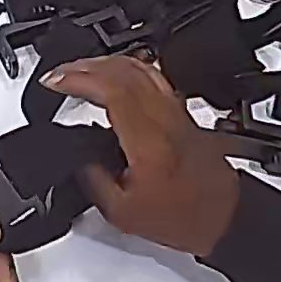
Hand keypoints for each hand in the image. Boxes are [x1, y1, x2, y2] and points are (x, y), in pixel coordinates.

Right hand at [40, 55, 239, 256]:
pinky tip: (110, 72)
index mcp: (149, 143)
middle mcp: (164, 119)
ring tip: (76, 71)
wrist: (225, 218)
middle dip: (81, 67)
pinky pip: (150, 74)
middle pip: (122, 71)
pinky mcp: (179, 110)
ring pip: (137, 66)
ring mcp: (174, 110)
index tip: (54, 82)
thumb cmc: (184, 218)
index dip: (78, 79)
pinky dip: (123, 66)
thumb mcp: (123, 213)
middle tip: (56, 76)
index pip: (112, 90)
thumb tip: (76, 157)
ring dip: (101, 63)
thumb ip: (93, 180)